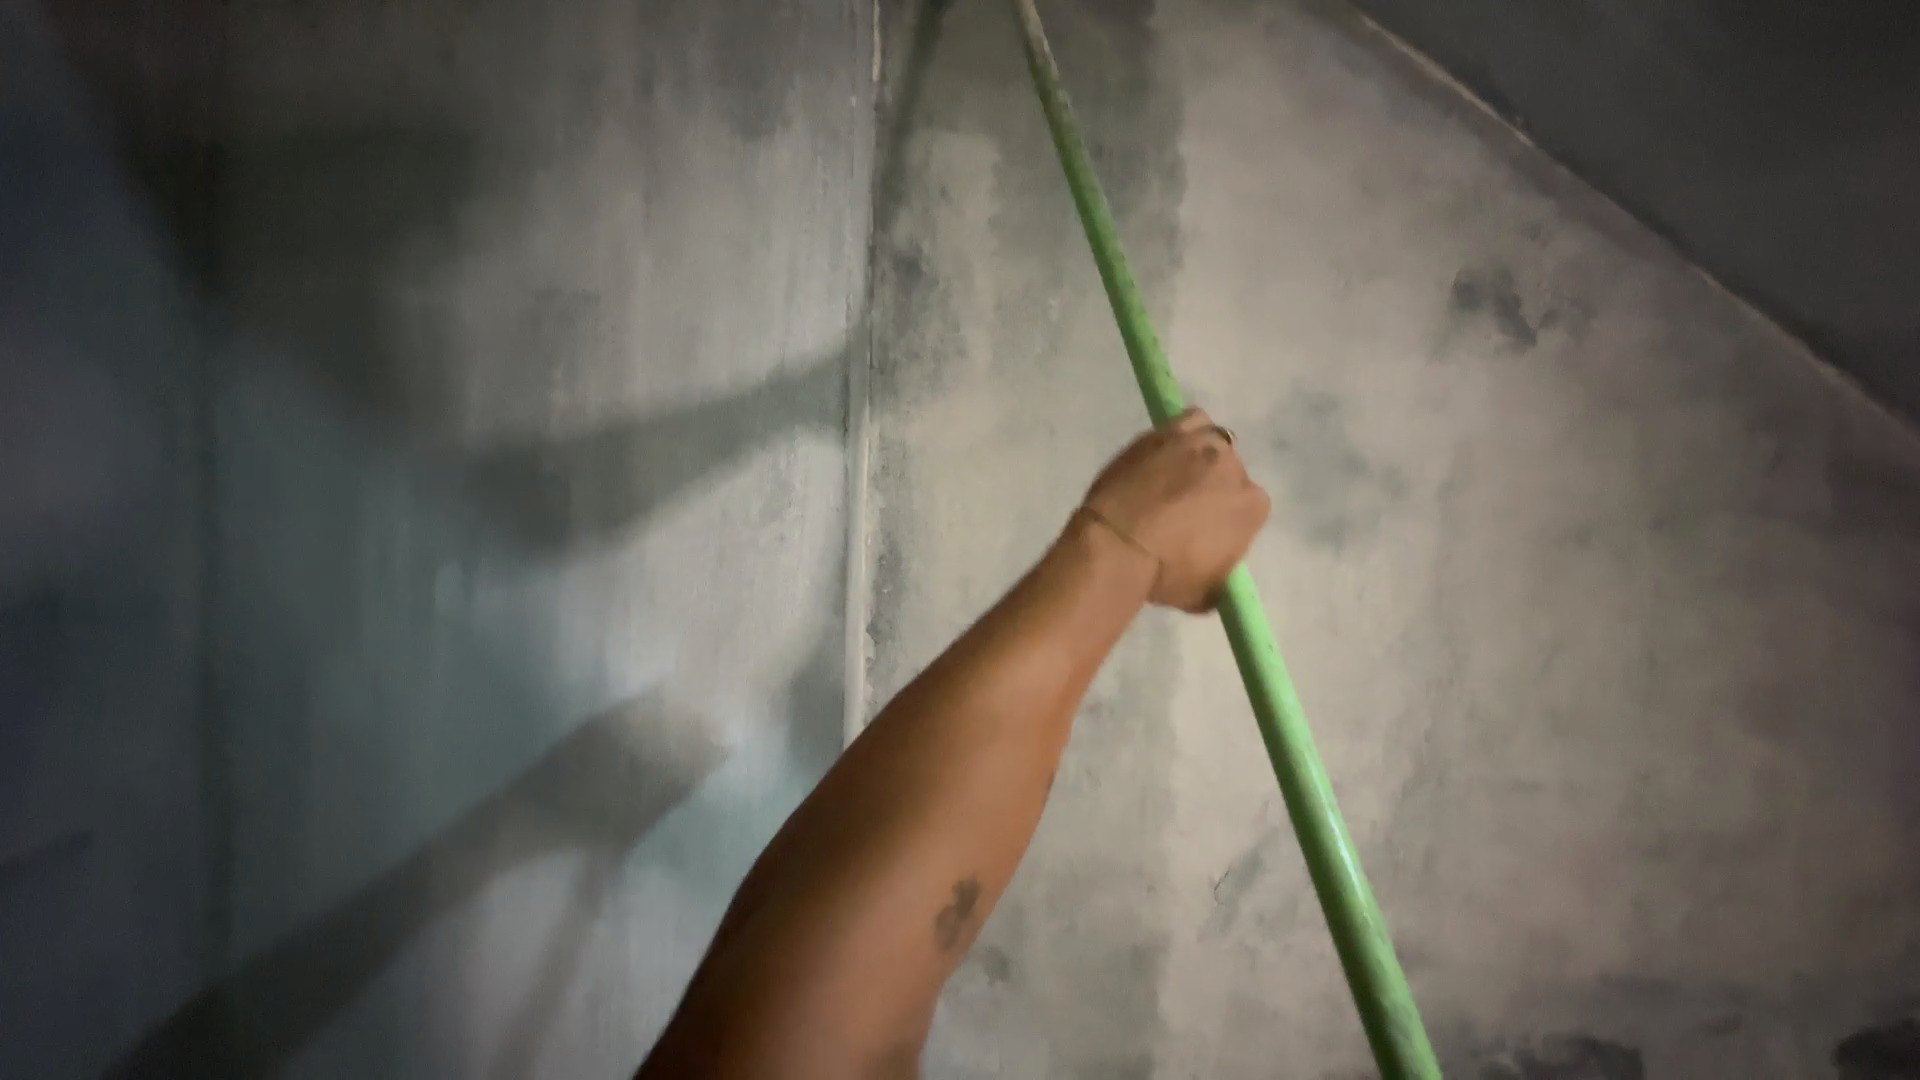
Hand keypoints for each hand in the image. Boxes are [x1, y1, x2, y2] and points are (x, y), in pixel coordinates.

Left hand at [1078, 408, 1269, 611]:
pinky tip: (1166, 449)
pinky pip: (1191, 420)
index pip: (1249, 506)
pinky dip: (1183, 432)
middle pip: (1230, 471)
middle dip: (1211, 485)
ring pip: (1214, 440)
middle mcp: (1234, 469)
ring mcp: (1202, 445)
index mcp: (1252, 507)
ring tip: (1173, 474)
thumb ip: (1220, 577)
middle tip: (1181, 504)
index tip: (1201, 530)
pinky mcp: (1169, 432)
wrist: (1117, 545)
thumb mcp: (1204, 593)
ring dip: (1200, 454)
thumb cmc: (1164, 576)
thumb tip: (1214, 575)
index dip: (1224, 518)